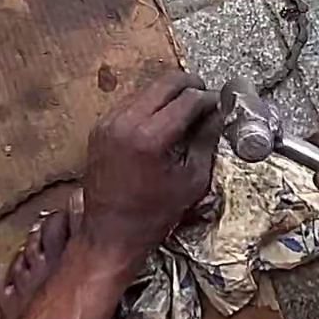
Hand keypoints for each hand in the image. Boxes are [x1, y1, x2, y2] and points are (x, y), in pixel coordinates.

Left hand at [80, 71, 221, 270]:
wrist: (110, 234)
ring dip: (169, 93)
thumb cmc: (154, 214)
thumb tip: (217, 114)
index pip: (187, 100)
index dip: (208, 99)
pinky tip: (163, 118)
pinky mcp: (100, 128)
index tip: (219, 103)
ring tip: (187, 108)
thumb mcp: (192, 180)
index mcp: (150, 138)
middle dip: (190, 86)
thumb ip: (205, 141)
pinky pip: (131, 102)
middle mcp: (126, 123)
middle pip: (165, 84)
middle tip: (205, 98)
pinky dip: (150, 103)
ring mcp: (109, 123)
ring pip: (147, 89)